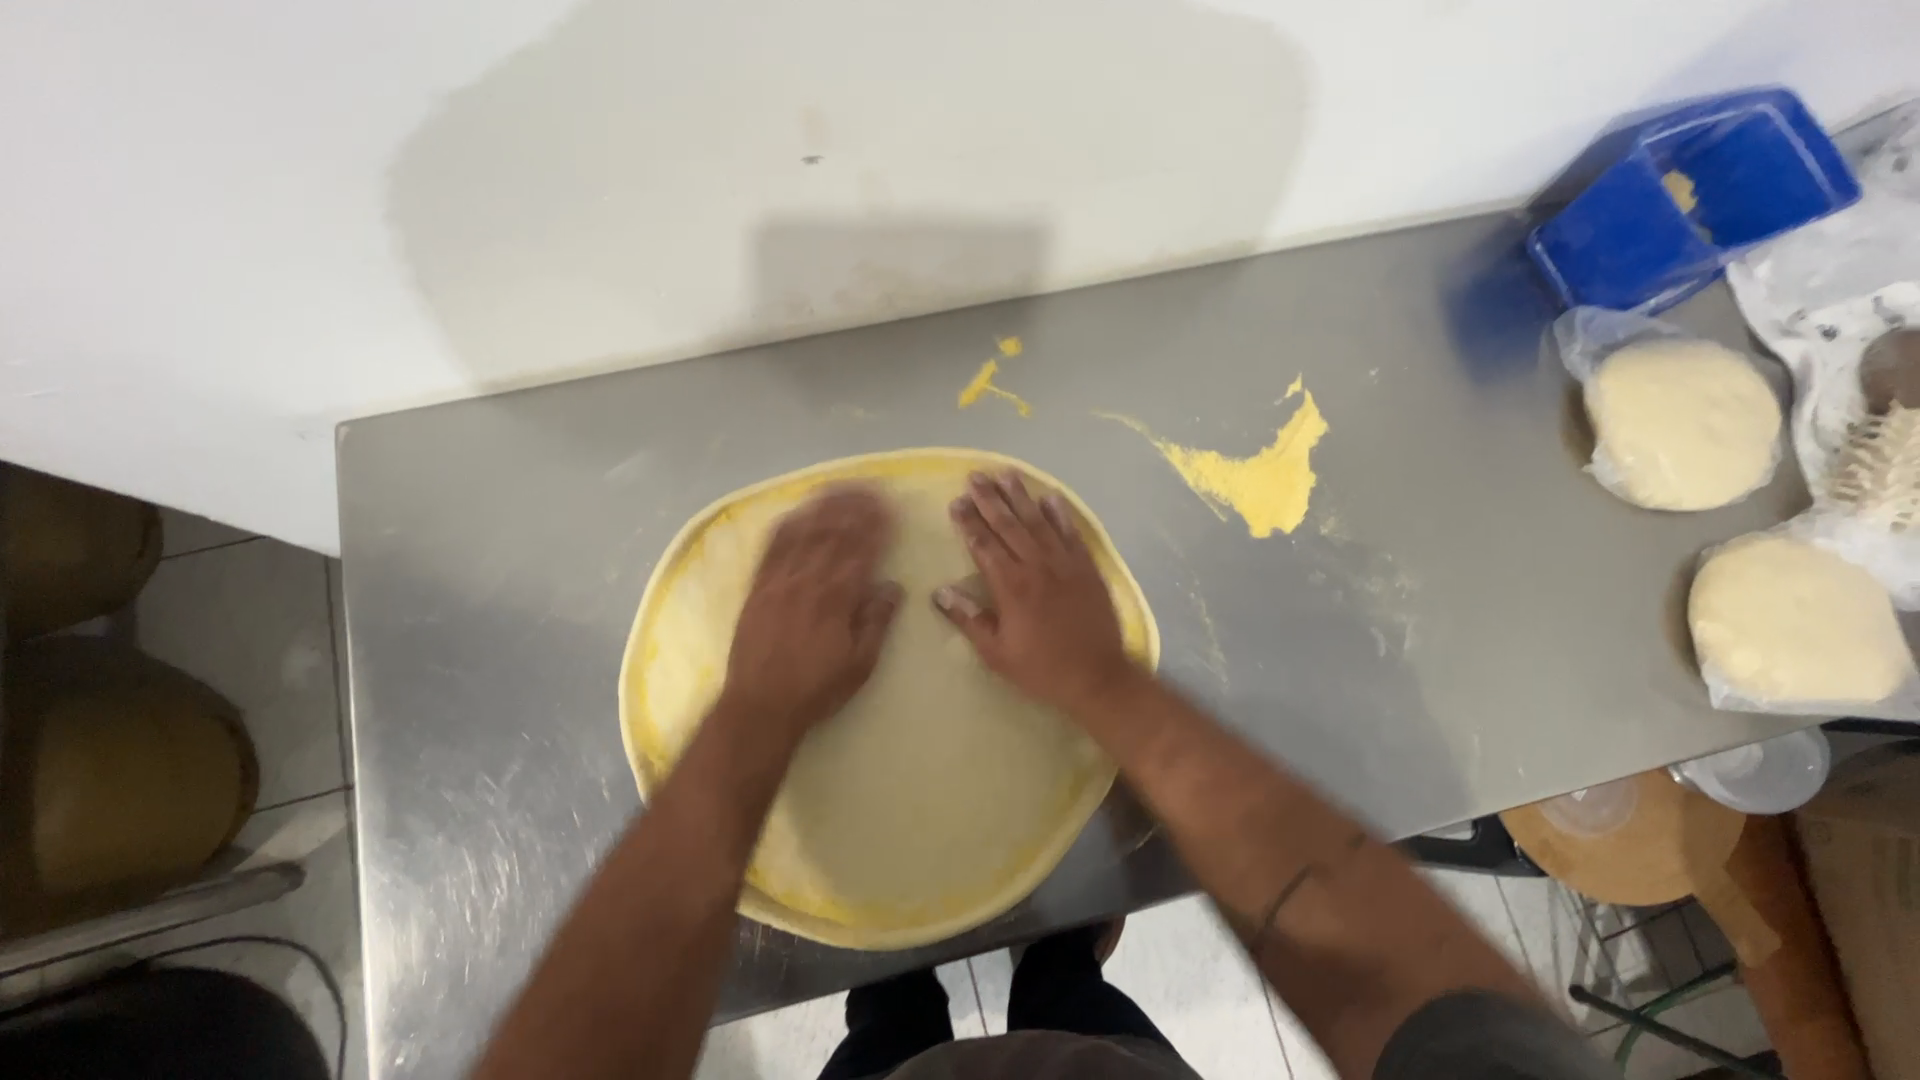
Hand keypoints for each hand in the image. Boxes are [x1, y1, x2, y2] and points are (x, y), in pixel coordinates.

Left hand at [719, 484, 902, 740]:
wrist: (759, 705)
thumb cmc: (816, 688)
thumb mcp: (860, 664)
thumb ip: (876, 622)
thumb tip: (893, 587)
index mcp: (836, 599)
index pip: (861, 551)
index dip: (876, 526)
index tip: (889, 507)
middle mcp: (807, 582)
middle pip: (832, 533)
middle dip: (853, 507)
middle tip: (869, 488)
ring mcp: (778, 581)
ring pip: (802, 533)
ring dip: (822, 507)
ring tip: (837, 489)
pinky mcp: (757, 587)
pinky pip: (771, 547)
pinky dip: (786, 525)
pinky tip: (797, 512)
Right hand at [935, 470, 1142, 714]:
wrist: (1097, 676)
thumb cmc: (1041, 668)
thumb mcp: (996, 653)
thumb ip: (969, 619)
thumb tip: (941, 592)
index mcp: (1011, 586)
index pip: (984, 545)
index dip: (969, 522)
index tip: (956, 502)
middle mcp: (1037, 566)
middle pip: (1009, 525)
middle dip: (990, 499)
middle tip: (976, 476)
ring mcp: (1064, 564)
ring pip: (1038, 522)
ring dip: (1021, 497)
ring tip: (1007, 474)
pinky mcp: (1087, 568)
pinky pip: (1071, 533)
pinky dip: (1060, 514)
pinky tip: (1050, 498)